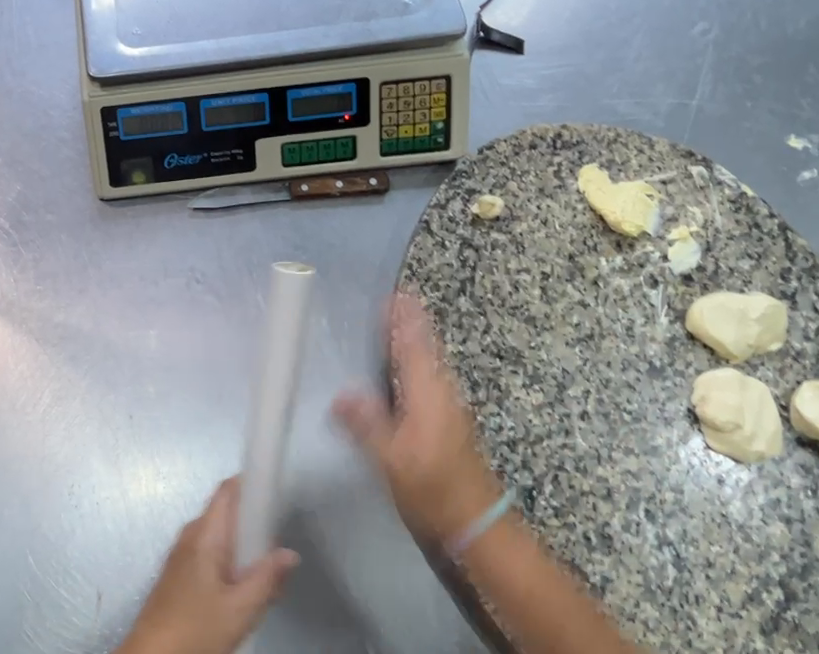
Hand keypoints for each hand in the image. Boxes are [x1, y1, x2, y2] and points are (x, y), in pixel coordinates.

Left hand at [116, 478, 299, 653]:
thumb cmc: (196, 628)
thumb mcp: (240, 610)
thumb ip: (267, 578)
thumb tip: (290, 552)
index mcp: (205, 534)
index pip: (228, 490)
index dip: (251, 483)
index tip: (276, 493)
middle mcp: (191, 535)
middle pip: (228, 515)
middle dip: (254, 529)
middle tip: (275, 557)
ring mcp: (182, 553)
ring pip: (221, 538)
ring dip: (243, 552)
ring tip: (262, 583)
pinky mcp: (179, 573)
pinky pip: (211, 555)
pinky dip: (229, 565)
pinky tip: (239, 596)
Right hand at [333, 290, 503, 542]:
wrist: (477, 526)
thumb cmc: (434, 490)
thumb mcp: (392, 461)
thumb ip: (367, 426)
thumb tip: (341, 393)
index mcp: (428, 393)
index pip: (415, 345)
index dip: (406, 319)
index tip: (395, 293)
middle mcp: (442, 393)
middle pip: (425, 349)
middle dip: (408, 325)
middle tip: (389, 301)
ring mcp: (448, 409)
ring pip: (428, 365)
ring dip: (412, 344)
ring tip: (391, 327)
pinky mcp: (448, 425)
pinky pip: (427, 381)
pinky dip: (414, 365)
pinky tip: (399, 373)